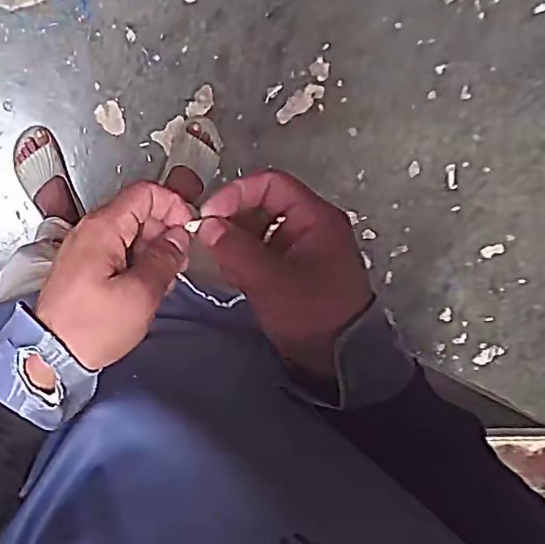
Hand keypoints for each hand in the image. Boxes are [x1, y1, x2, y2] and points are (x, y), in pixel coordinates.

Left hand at [33, 181, 194, 369]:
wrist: (51, 354)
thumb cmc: (87, 329)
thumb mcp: (141, 294)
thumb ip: (164, 259)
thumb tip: (178, 239)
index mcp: (101, 229)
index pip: (145, 192)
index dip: (173, 205)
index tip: (187, 229)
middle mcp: (87, 232)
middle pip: (135, 210)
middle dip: (164, 230)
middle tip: (176, 260)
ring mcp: (81, 249)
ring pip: (126, 232)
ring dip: (150, 249)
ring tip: (160, 280)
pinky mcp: (79, 268)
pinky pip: (113, 251)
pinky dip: (133, 261)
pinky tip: (141, 287)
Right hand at [197, 170, 371, 376]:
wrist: (338, 359)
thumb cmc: (312, 314)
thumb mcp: (269, 279)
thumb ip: (235, 248)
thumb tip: (206, 224)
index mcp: (314, 219)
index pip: (270, 184)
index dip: (236, 193)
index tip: (209, 215)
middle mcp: (307, 227)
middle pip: (261, 204)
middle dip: (231, 219)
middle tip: (208, 239)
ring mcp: (297, 249)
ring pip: (256, 229)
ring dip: (233, 241)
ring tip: (222, 263)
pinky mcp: (287, 270)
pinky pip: (258, 251)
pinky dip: (240, 258)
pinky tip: (232, 275)